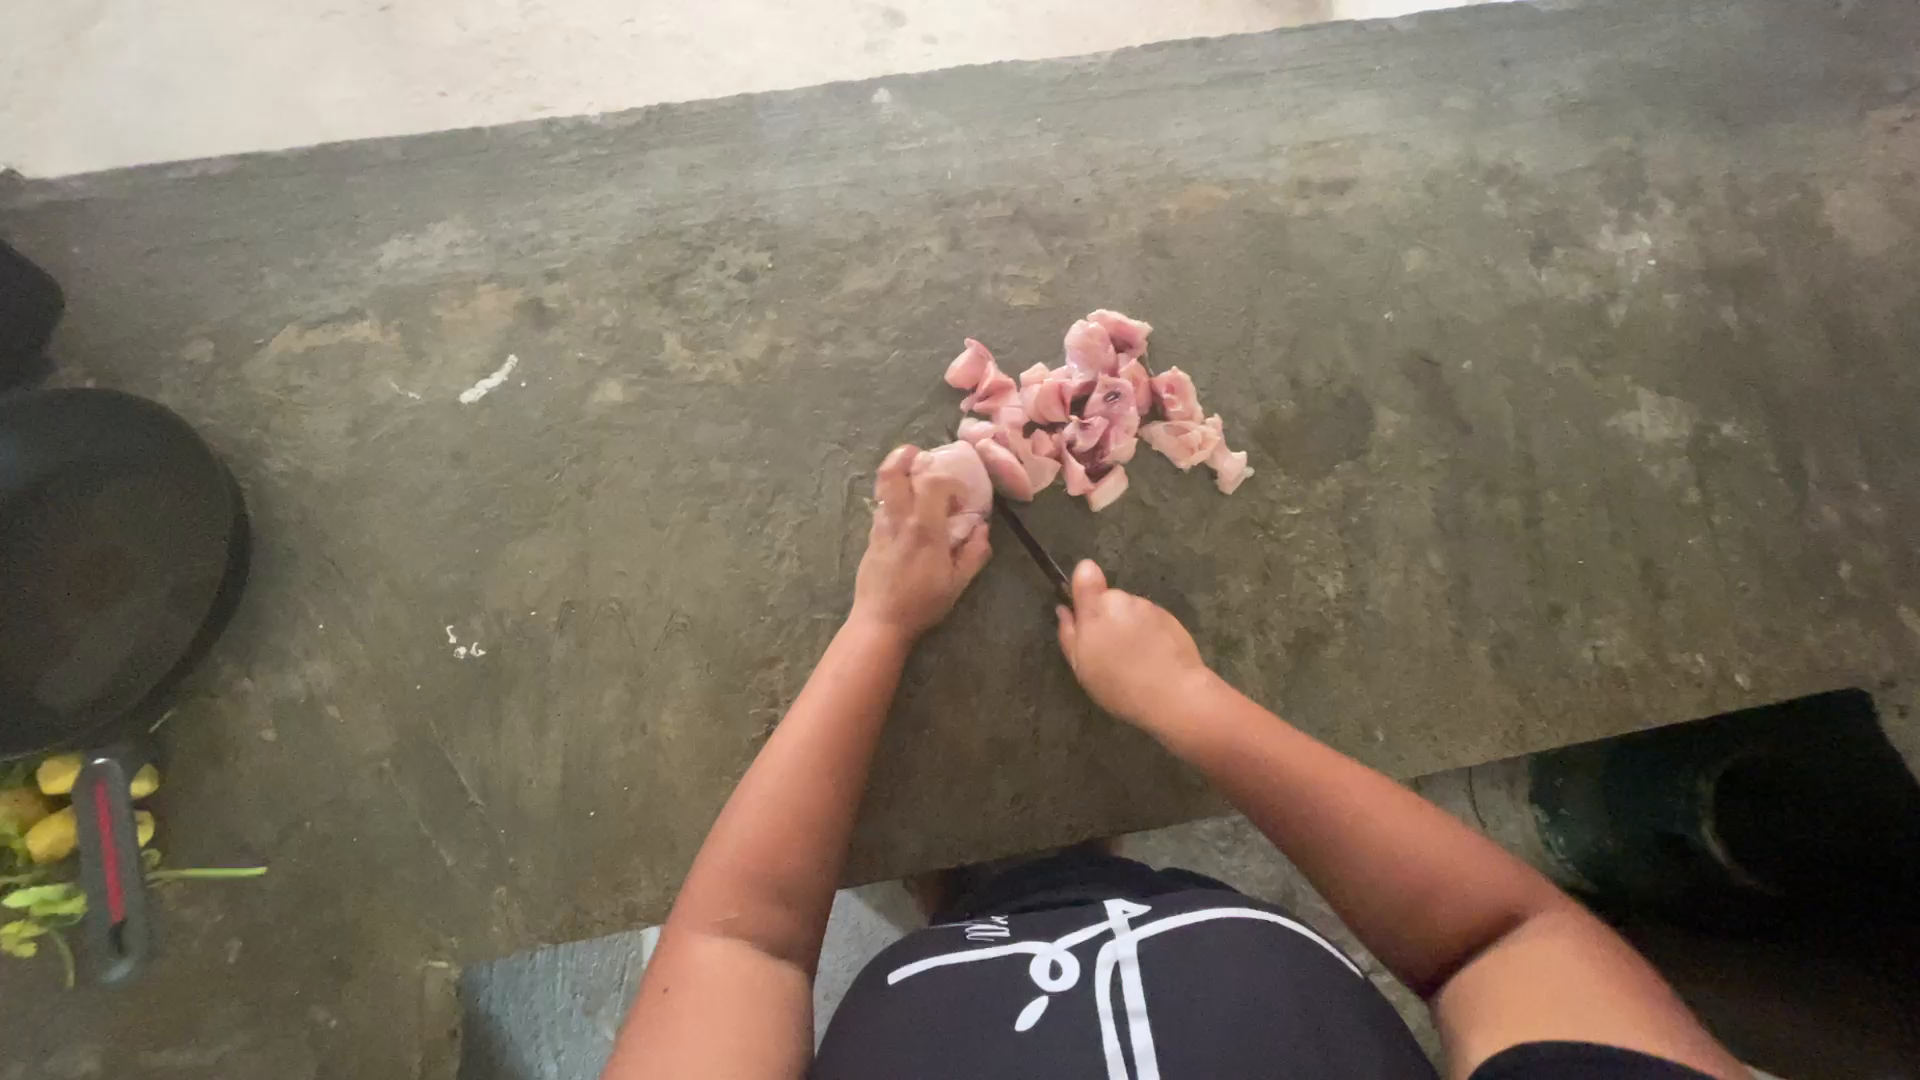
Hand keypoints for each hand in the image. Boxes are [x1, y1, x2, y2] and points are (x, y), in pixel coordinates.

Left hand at [850, 445, 991, 640]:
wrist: (880, 621)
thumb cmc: (922, 603)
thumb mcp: (958, 583)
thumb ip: (974, 552)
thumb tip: (983, 528)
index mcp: (924, 528)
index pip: (934, 484)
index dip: (950, 482)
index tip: (961, 497)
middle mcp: (899, 520)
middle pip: (893, 474)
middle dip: (905, 457)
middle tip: (919, 454)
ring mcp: (880, 527)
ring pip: (882, 487)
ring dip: (896, 473)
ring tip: (910, 472)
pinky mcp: (871, 538)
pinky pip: (880, 507)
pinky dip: (892, 498)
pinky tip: (905, 510)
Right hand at [1055, 560, 1215, 731]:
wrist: (1173, 693)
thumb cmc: (1118, 684)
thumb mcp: (1081, 666)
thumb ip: (1068, 633)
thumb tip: (1063, 609)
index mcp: (1094, 609)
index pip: (1085, 574)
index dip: (1084, 583)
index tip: (1084, 605)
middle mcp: (1121, 600)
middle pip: (1109, 599)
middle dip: (1108, 617)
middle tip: (1110, 649)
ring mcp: (1148, 607)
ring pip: (1131, 610)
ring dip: (1129, 626)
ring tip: (1135, 658)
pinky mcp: (1170, 617)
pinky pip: (1150, 619)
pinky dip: (1149, 632)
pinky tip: (1153, 657)